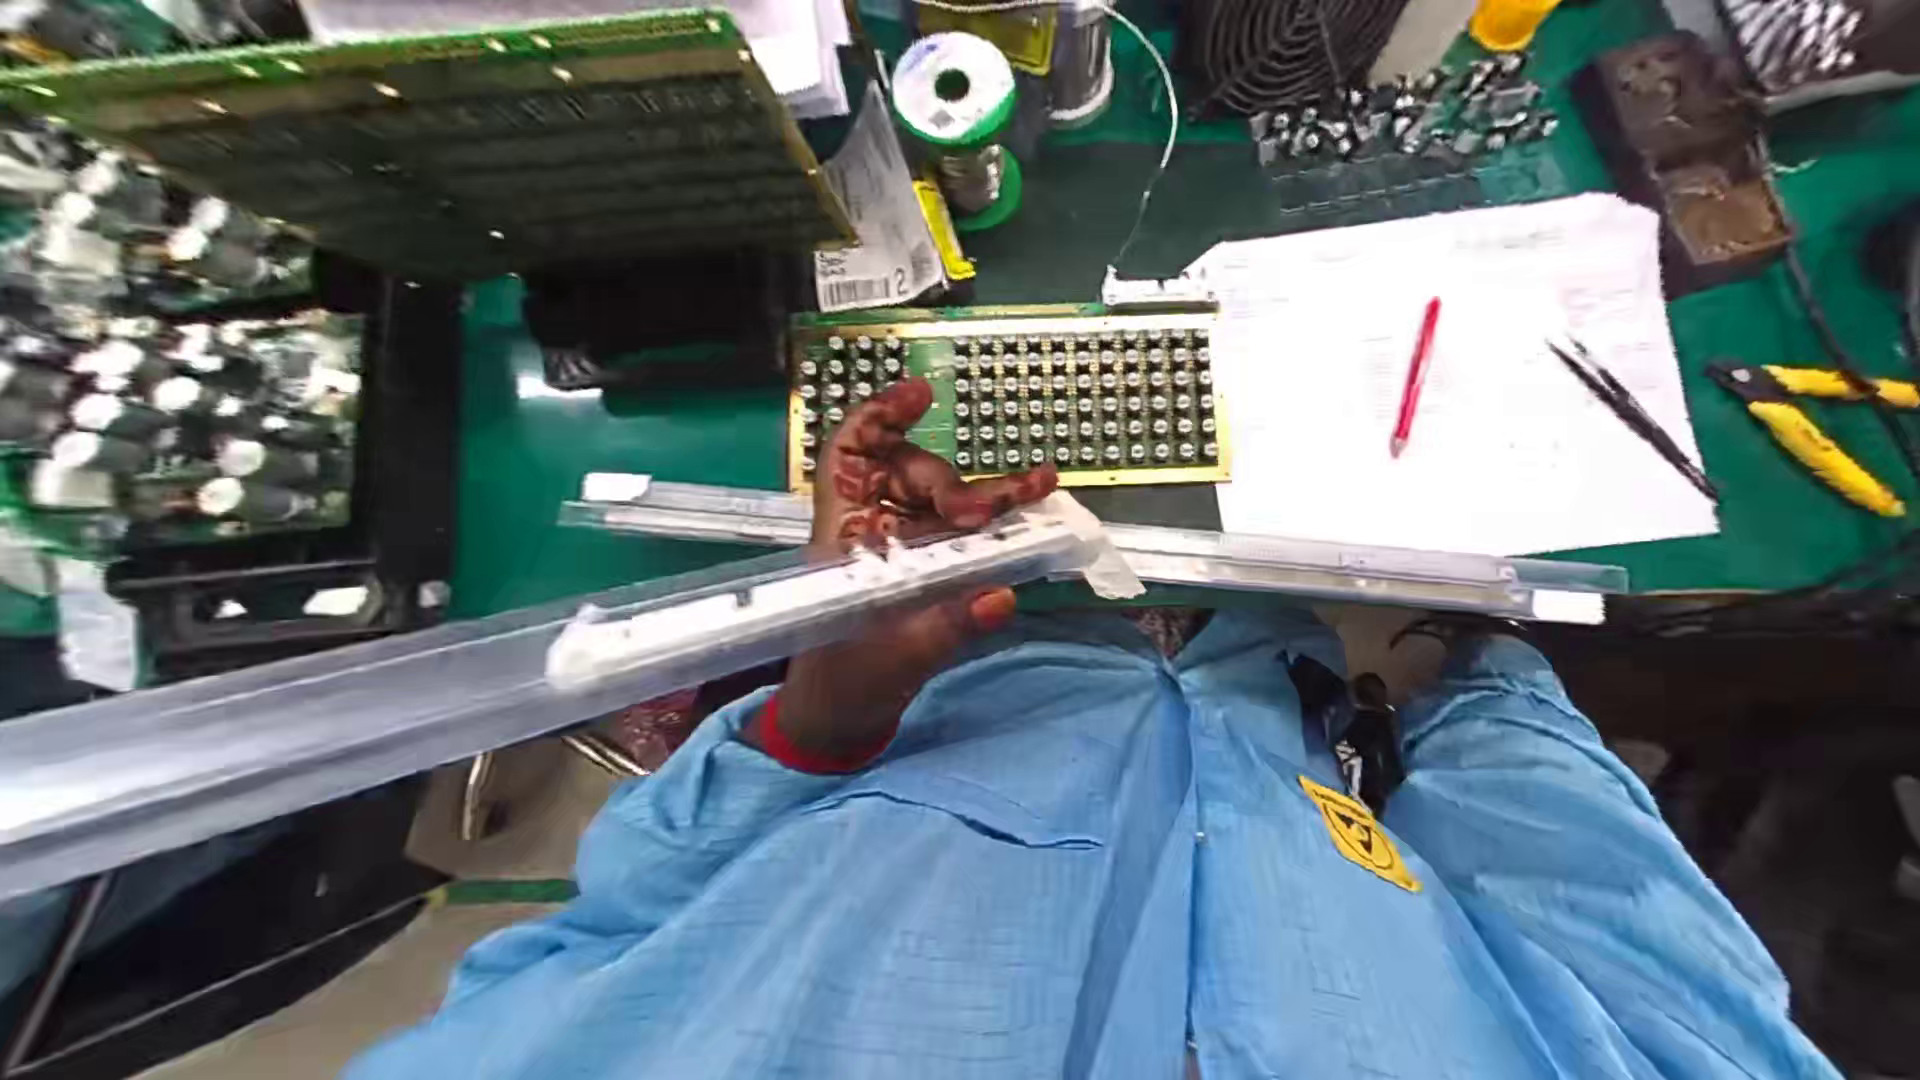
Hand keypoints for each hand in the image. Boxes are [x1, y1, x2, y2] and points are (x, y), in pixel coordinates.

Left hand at [750, 377, 1057, 770]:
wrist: (844, 713)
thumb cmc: (848, 682)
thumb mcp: (897, 658)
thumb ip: (949, 627)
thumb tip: (1002, 597)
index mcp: (845, 538)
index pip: (848, 457)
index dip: (878, 417)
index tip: (921, 394)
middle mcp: (874, 529)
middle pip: (909, 473)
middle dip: (950, 485)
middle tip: (987, 513)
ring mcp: (904, 545)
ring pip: (945, 497)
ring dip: (989, 494)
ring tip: (1037, 487)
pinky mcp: (929, 564)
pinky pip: (964, 530)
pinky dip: (997, 519)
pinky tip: (1031, 505)